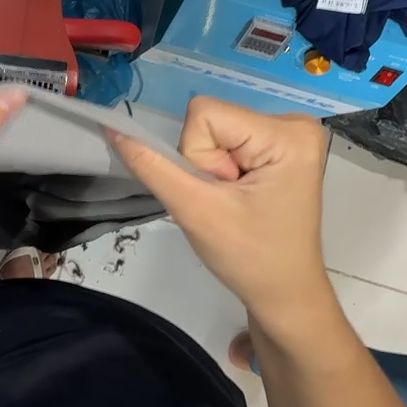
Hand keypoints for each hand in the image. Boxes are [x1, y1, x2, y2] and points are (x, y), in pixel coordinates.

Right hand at [111, 97, 331, 315]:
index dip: (196, 155)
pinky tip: (240, 193)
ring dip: (211, 167)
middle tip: (227, 200)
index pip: (204, 115)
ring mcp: (289, 133)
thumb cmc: (248, 256)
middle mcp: (293, 124)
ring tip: (234, 200)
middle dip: (204, 162)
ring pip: (213, 130)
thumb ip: (151, 166)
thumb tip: (113, 128)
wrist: (283, 292)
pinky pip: (225, 139)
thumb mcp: (193, 210)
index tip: (220, 192)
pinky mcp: (279, 145)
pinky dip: (221, 167)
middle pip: (209, 120)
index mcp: (286, 134)